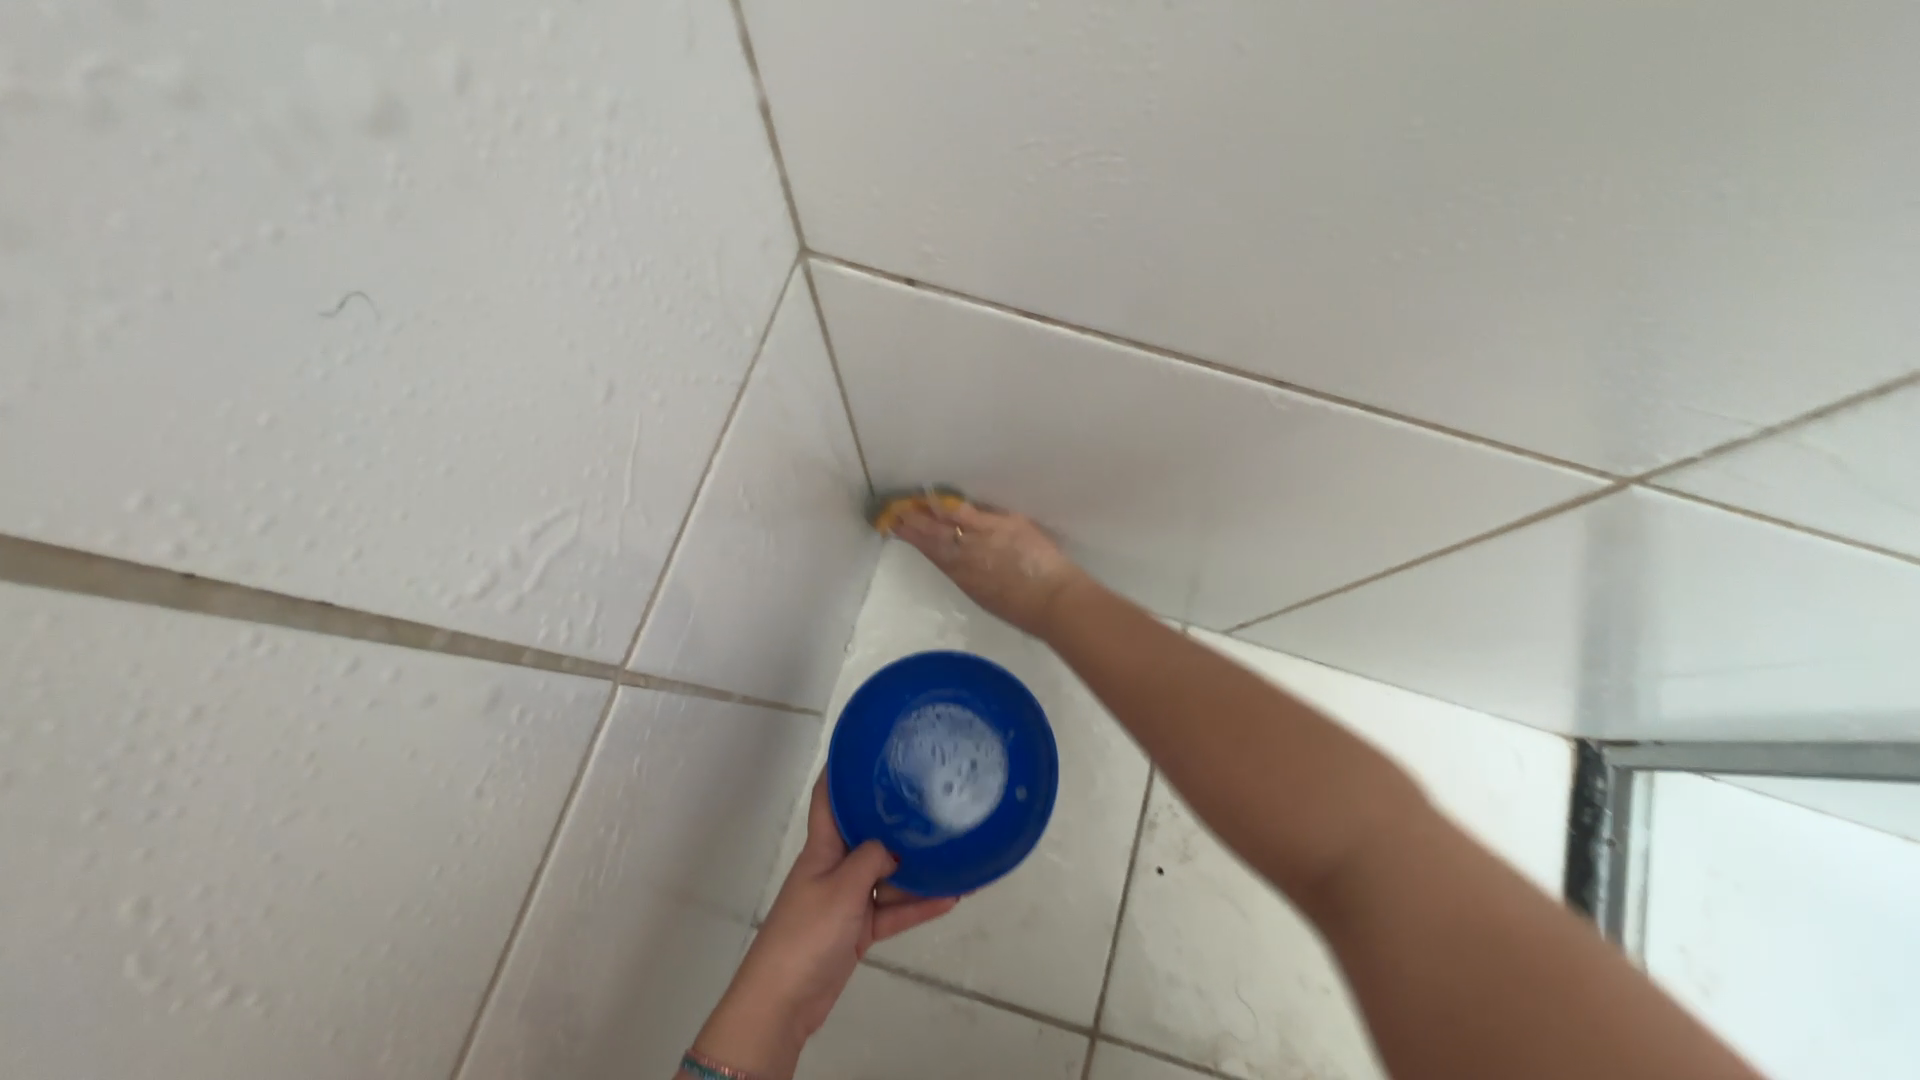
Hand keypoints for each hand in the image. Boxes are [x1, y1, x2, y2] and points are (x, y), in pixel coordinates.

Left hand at [693, 775, 957, 1078]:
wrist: (783, 1001)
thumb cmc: (806, 934)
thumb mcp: (842, 889)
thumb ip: (872, 860)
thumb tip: (896, 845)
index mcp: (822, 847)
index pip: (830, 797)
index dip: (845, 769)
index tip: (871, 745)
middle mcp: (835, 866)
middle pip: (867, 833)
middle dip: (895, 817)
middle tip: (932, 795)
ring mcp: (846, 899)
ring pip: (887, 874)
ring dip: (917, 868)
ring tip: (955, 849)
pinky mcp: (857, 929)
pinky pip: (893, 910)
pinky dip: (918, 905)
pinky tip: (952, 895)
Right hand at [890, 501, 1091, 636]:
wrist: (1052, 601)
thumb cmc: (1027, 609)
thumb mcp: (989, 596)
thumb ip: (975, 576)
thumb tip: (965, 561)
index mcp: (964, 578)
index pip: (933, 553)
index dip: (914, 540)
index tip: (898, 528)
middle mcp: (966, 558)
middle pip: (932, 537)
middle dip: (912, 524)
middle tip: (893, 512)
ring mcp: (981, 538)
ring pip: (945, 523)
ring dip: (924, 512)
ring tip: (910, 502)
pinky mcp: (1000, 525)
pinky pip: (968, 513)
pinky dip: (949, 506)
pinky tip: (936, 498)